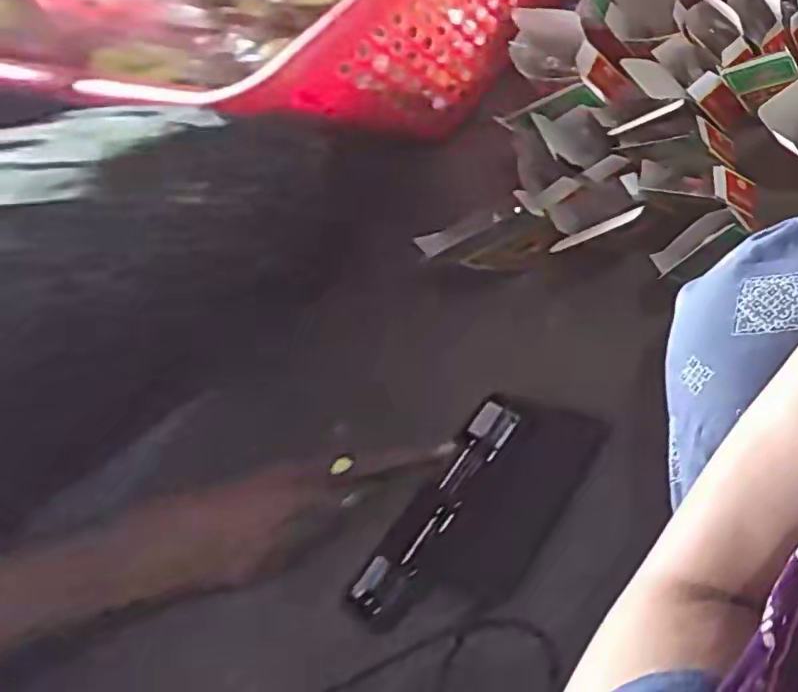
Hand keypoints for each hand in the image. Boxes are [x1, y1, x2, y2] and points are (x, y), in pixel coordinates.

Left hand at [116, 446, 448, 591]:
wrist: (147, 547)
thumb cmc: (216, 555)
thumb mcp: (273, 552)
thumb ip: (321, 523)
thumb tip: (362, 496)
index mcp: (315, 484)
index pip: (376, 467)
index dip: (412, 459)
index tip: (446, 449)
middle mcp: (304, 468)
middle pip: (361, 456)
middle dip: (395, 453)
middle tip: (424, 451)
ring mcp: (281, 469)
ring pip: (337, 456)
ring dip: (366, 453)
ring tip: (390, 451)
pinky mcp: (261, 477)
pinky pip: (314, 460)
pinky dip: (335, 456)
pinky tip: (337, 448)